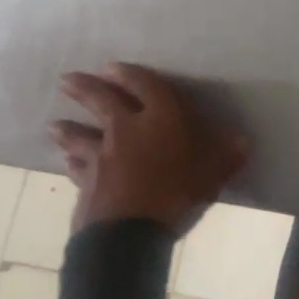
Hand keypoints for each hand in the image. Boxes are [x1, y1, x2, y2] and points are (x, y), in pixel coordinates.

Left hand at [52, 63, 245, 232]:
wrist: (130, 231)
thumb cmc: (177, 190)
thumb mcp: (214, 170)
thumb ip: (228, 154)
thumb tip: (244, 142)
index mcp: (161, 116)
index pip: (144, 85)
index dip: (130, 75)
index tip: (112, 66)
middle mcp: (127, 128)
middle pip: (103, 102)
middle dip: (85, 89)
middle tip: (66, 79)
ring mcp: (102, 156)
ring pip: (80, 136)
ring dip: (68, 129)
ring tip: (54, 124)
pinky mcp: (86, 184)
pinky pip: (77, 168)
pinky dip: (72, 162)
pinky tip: (65, 161)